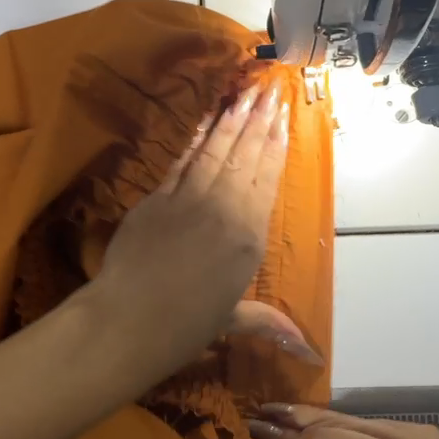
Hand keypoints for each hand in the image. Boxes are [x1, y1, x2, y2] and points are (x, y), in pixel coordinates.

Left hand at [85, 79, 315, 369]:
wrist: (129, 319)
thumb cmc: (186, 326)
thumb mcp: (231, 319)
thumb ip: (267, 320)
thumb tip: (309, 349)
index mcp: (248, 237)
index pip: (267, 180)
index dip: (276, 146)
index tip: (284, 117)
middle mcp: (224, 209)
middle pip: (245, 157)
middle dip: (258, 120)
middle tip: (270, 90)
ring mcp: (188, 198)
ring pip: (216, 151)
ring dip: (231, 120)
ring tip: (245, 94)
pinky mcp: (157, 197)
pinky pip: (182, 161)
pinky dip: (196, 140)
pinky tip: (206, 122)